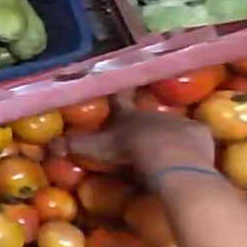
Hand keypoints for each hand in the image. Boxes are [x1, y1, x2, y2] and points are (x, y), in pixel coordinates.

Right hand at [69, 90, 215, 183]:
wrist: (169, 158)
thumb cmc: (129, 151)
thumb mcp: (94, 149)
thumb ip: (72, 146)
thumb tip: (47, 146)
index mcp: (127, 115)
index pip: (119, 100)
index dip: (117, 96)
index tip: (118, 88)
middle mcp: (152, 113)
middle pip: (147, 114)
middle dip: (144, 122)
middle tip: (141, 134)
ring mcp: (178, 121)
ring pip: (172, 126)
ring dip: (169, 135)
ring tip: (167, 149)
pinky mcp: (200, 133)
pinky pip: (195, 137)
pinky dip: (192, 145)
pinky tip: (191, 156)